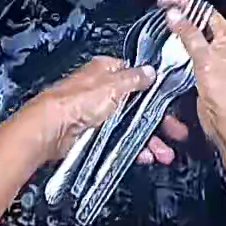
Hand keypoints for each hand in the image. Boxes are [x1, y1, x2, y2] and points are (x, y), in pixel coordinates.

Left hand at [20, 56, 167, 163]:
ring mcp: (99, 114)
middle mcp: (103, 91)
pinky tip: (146, 156)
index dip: (155, 91)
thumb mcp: (113, 85)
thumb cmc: (77, 101)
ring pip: (131, 125)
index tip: (171, 105)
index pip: (137, 77)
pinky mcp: (94, 135)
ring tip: (165, 153)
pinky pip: (120, 141)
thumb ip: (135, 78)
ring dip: (150, 139)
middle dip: (157, 121)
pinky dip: (135, 148)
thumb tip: (150, 69)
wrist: (51, 130)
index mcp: (106, 71)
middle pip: (137, 105)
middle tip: (175, 134)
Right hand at [159, 0, 225, 159]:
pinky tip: (171, 53)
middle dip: (182, 17)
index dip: (185, 4)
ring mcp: (220, 62)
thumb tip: (175, 14)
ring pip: (197, 40)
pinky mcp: (211, 76)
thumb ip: (189, 36)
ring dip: (181, 34)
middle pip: (202, 24)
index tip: (165, 2)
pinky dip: (182, 52)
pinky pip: (195, 57)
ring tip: (163, 29)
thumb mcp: (205, 61)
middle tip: (162, 12)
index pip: (206, 10)